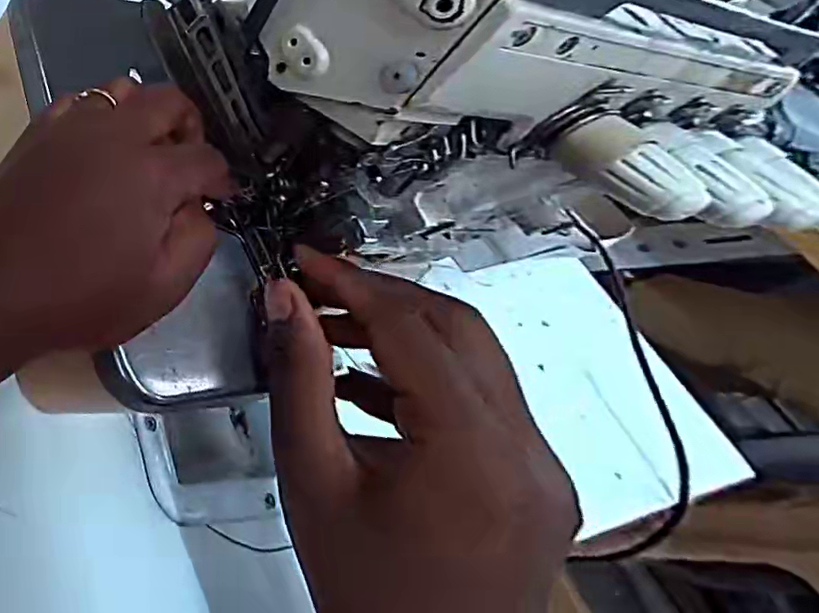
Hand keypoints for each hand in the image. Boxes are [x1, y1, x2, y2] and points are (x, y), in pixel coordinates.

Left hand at [0, 77, 231, 357]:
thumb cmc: (75, 297)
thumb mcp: (159, 288)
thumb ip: (196, 238)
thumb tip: (197, 205)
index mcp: (150, 172)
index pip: (205, 156)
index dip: (220, 178)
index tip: (217, 195)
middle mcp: (111, 135)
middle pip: (168, 100)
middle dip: (188, 127)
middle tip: (184, 162)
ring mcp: (68, 127)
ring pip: (119, 90)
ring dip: (140, 113)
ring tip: (139, 153)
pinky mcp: (34, 132)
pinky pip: (76, 103)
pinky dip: (95, 115)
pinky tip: (92, 150)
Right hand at [267, 249, 578, 612]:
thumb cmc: (358, 571)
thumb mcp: (310, 466)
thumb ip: (298, 371)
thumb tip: (283, 293)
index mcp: (477, 453)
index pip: (414, 330)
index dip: (352, 281)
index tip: (300, 255)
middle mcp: (530, 452)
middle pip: (460, 329)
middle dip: (380, 293)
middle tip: (312, 282)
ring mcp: (542, 468)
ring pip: (475, 356)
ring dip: (399, 326)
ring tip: (324, 324)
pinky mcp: (534, 479)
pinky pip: (479, 395)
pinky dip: (418, 368)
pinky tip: (357, 379)